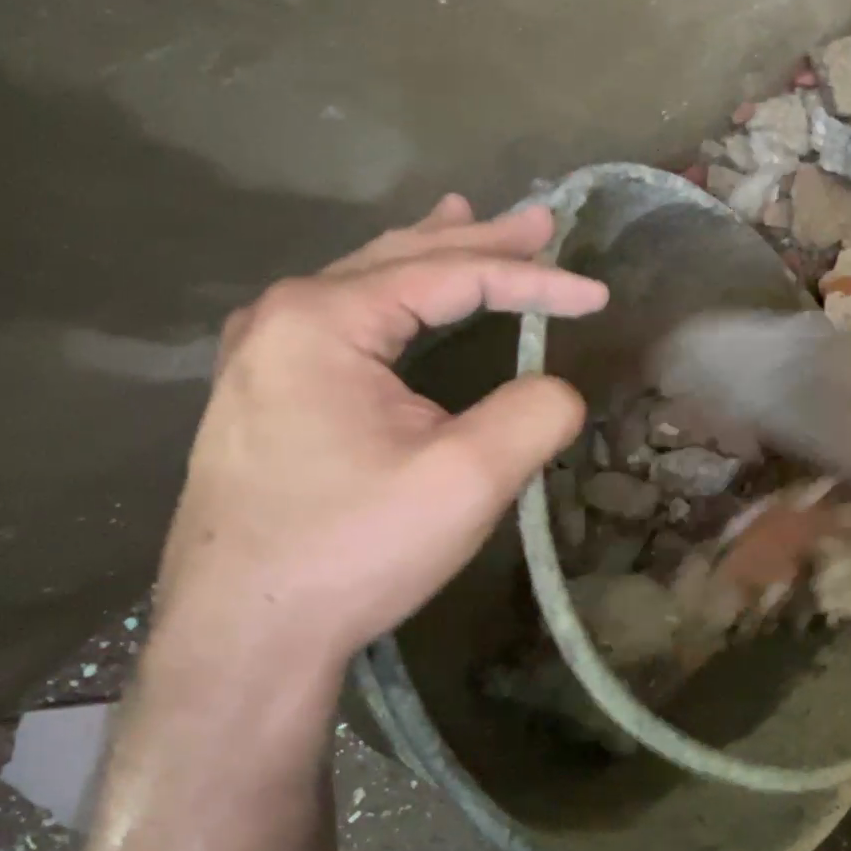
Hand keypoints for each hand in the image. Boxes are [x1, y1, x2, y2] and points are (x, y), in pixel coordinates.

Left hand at [152, 194, 607, 671]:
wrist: (249, 630)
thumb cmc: (358, 546)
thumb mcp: (469, 477)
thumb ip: (535, 413)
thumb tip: (559, 389)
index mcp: (325, 320)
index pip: (452, 277)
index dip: (535, 281)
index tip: (602, 298)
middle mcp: (285, 319)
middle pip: (402, 259)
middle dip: (481, 240)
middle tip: (545, 220)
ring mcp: (268, 356)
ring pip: (370, 284)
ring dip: (435, 256)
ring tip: (475, 222)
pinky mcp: (273, 395)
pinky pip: (351, 319)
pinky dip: (398, 293)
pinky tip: (404, 290)